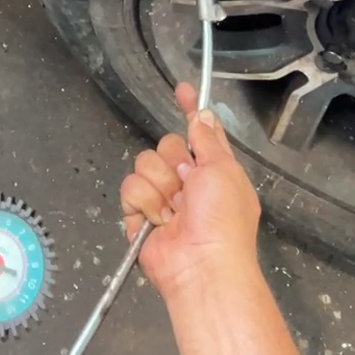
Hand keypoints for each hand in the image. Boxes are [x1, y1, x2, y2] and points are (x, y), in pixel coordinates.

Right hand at [120, 82, 262, 298]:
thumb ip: (207, 139)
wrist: (202, 266)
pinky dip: (145, 203)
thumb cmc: (223, 219)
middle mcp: (187, 181)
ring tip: (174, 210)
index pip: (198, 131)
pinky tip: (159, 220)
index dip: (190, 109)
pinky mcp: (139, 213)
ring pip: (145, 163)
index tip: (183, 89)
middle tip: (188, 184)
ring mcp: (162, 197)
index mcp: (212, 170)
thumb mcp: (223, 170)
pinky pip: (130, 187)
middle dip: (174, 161)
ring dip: (160, 186)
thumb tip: (203, 113)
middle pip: (165, 144)